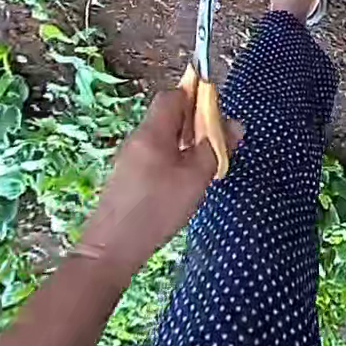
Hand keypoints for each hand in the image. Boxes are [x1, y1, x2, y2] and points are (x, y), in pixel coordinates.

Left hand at [72, 88, 220, 275]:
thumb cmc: (158, 207)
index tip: (216, 113)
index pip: (173, 95)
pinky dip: (172, 157)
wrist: (110, 250)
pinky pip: (154, 154)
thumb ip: (217, 146)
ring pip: (163, 136)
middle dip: (194, 122)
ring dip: (185, 142)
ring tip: (202, 163)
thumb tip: (235, 124)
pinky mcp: (125, 177)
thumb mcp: (197, 176)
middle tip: (214, 141)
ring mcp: (128, 158)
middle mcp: (137, 139)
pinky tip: (182, 181)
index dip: (196, 96)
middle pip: (168, 115)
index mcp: (153, 132)